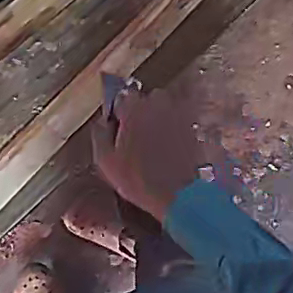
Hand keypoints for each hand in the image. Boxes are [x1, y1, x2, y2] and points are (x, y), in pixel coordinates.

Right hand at [89, 85, 206, 219]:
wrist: (179, 196)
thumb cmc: (138, 179)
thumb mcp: (106, 161)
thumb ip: (100, 133)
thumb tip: (103, 120)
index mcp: (134, 107)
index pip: (122, 96)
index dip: (119, 112)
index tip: (118, 127)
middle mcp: (158, 103)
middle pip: (145, 100)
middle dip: (140, 113)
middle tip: (136, 137)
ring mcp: (178, 113)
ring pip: (164, 109)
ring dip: (158, 119)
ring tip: (154, 144)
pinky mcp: (193, 126)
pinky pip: (178, 121)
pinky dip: (173, 129)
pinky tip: (169, 149)